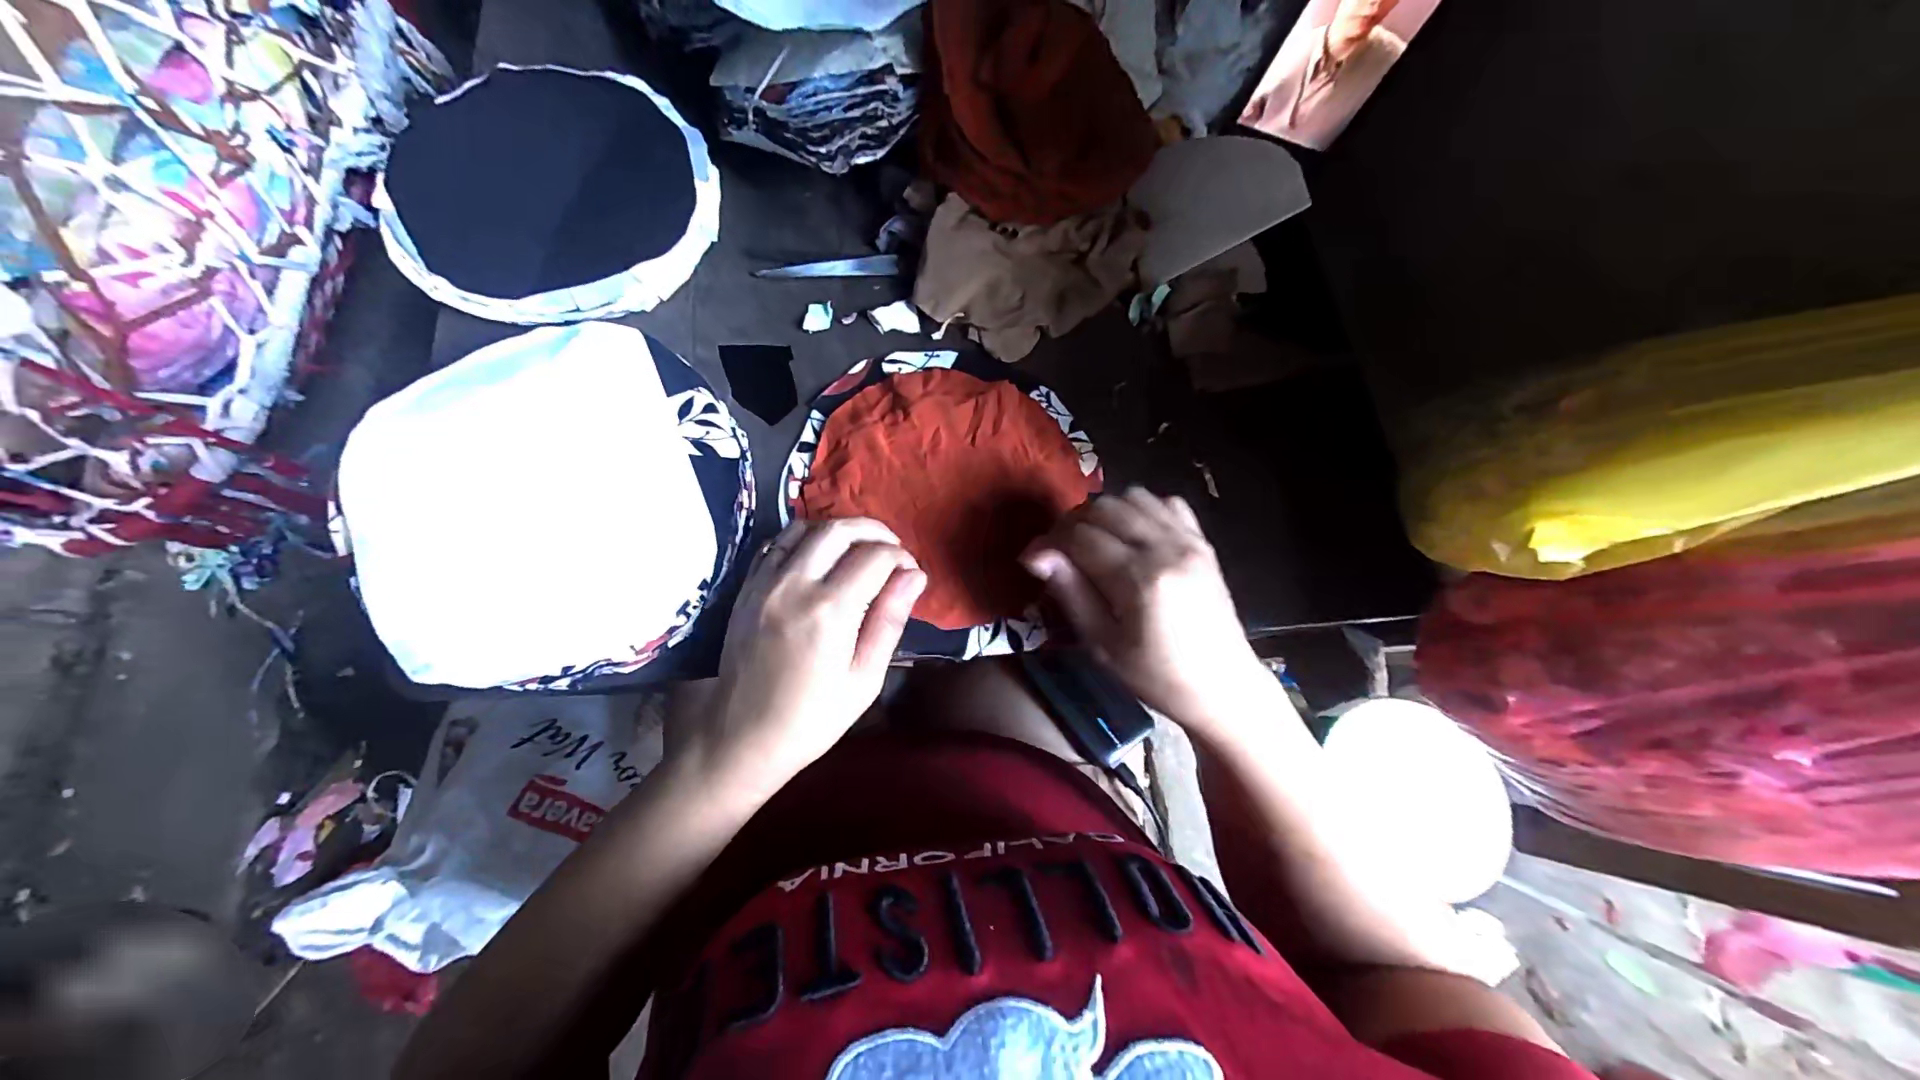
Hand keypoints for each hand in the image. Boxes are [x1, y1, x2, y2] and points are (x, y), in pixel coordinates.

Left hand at [691, 518, 924, 796]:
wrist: (740, 738)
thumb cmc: (811, 719)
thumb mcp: (864, 678)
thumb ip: (890, 620)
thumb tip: (915, 576)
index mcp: (830, 610)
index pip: (875, 556)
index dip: (901, 558)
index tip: (910, 574)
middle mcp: (794, 585)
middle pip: (840, 530)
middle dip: (875, 532)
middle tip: (892, 551)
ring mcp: (764, 583)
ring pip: (805, 528)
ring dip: (838, 530)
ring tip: (858, 549)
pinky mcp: (745, 588)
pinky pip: (775, 544)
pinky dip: (803, 539)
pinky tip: (818, 558)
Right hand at [1022, 488, 1268, 733]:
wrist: (1222, 685)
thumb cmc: (1156, 676)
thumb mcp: (1103, 645)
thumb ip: (1071, 593)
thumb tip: (1037, 555)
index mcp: (1140, 579)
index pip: (1080, 536)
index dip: (1049, 541)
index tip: (1033, 558)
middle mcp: (1166, 548)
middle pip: (1104, 507)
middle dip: (1072, 523)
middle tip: (1060, 551)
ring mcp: (1189, 540)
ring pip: (1132, 496)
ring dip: (1104, 511)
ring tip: (1093, 541)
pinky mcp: (1202, 541)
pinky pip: (1165, 502)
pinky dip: (1140, 509)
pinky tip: (1131, 535)